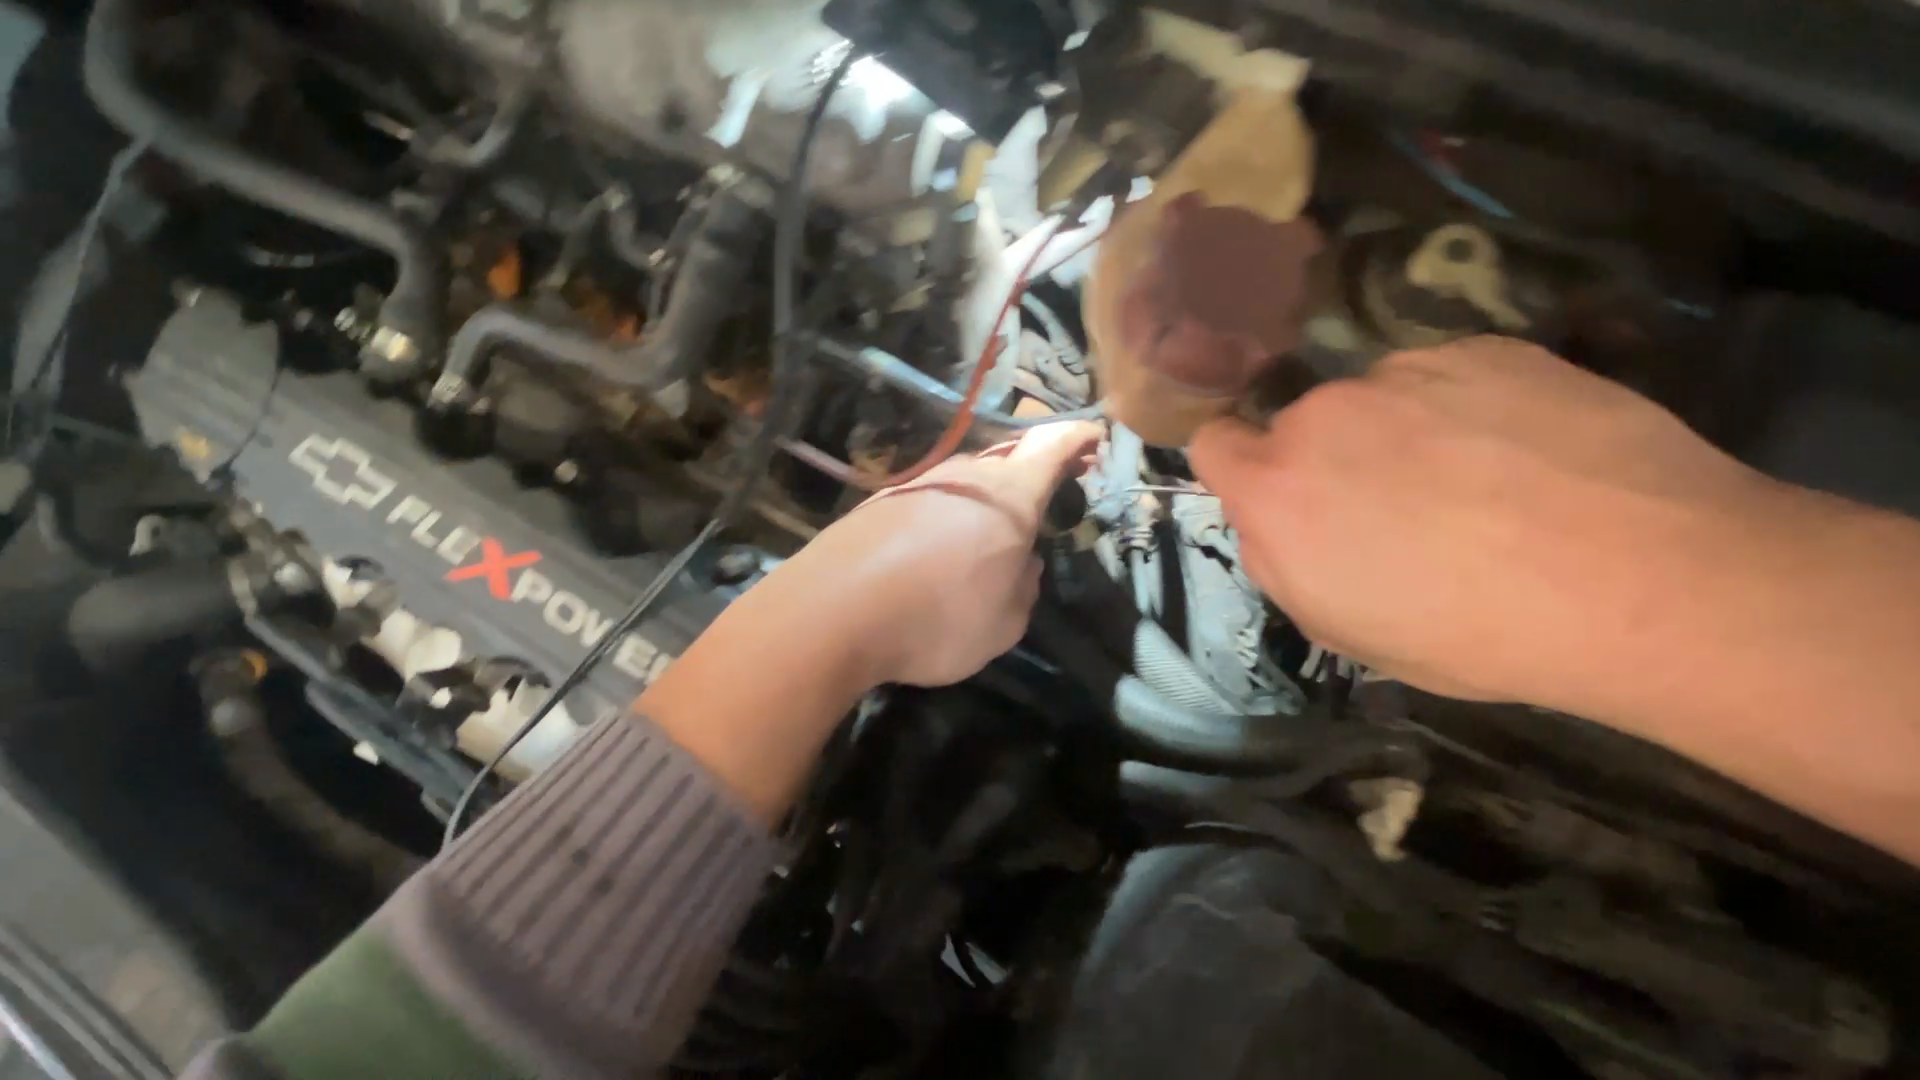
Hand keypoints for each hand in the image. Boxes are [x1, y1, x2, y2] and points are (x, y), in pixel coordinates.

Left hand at [774, 420, 1103, 688]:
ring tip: (988, 540)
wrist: (832, 612)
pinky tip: (936, 555)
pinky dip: (945, 522)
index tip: (1095, 438)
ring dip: (984, 504)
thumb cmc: (939, 616)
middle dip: (1033, 474)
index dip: (1079, 438)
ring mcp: (917, 485)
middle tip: (1047, 499)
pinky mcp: (879, 506)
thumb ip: (1025, 588)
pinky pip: (930, 505)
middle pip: (1008, 461)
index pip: (1054, 445)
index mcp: (1010, 494)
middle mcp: (965, 476)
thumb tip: (1021, 565)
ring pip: (965, 484)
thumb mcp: (1006, 622)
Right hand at [1190, 337, 1787, 706]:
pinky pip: (1448, 376)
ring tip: (1483, 482)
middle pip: (1303, 425)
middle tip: (1404, 509)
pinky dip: (1468, 407)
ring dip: (1401, 431)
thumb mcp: (1344, 630)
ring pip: (1377, 398)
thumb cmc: (1472, 631)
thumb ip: (1282, 561)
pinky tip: (1528, 453)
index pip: (1213, 442)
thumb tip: (1277, 521)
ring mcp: (1406, 372)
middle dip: (1333, 460)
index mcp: (1276, 489)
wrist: (1643, 581)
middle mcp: (1324, 415)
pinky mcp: (1486, 347)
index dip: (1241, 468)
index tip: (1284, 497)